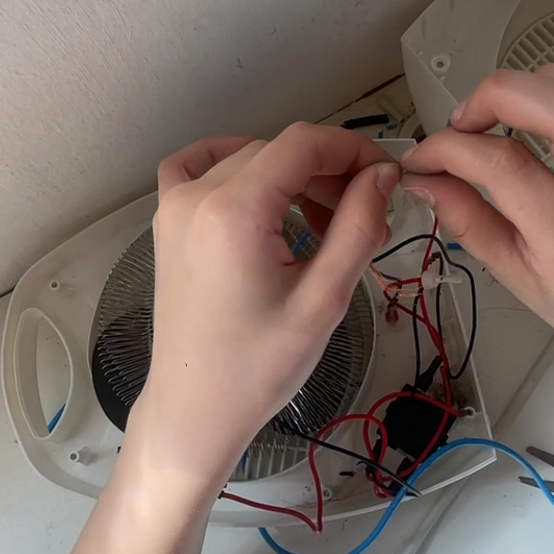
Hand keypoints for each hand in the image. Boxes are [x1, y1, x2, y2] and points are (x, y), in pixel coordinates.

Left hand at [133, 123, 399, 487]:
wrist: (195, 409)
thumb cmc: (259, 367)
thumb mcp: (323, 300)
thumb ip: (358, 227)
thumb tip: (382, 175)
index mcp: (234, 211)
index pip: (303, 144)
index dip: (352, 151)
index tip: (386, 178)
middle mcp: (196, 196)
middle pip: (277, 150)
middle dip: (329, 172)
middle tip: (365, 217)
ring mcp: (174, 207)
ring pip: (246, 159)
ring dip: (291, 177)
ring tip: (323, 227)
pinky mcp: (166, 224)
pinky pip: (197, 169)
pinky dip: (234, 168)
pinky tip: (262, 194)